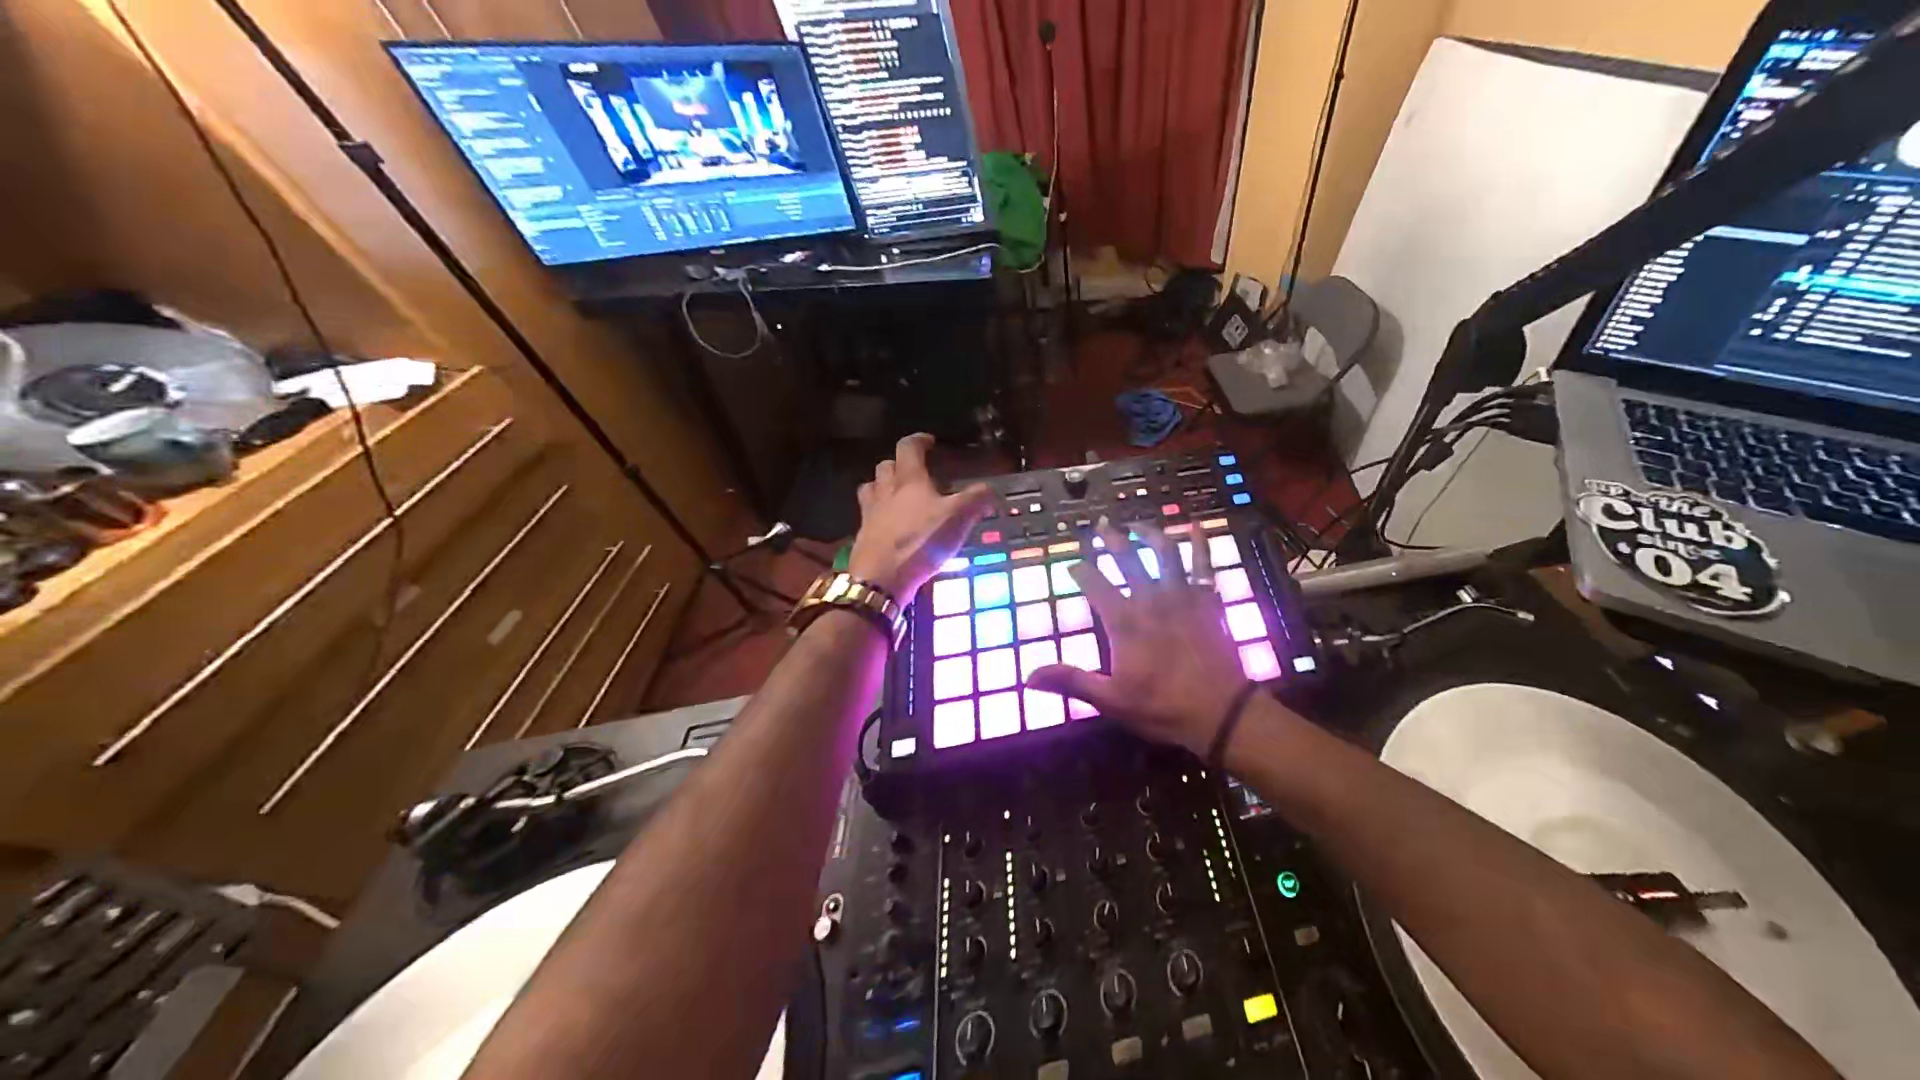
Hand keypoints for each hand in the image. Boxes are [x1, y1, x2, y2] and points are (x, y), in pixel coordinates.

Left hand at [848, 434, 994, 599]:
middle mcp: (885, 490)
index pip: (909, 447)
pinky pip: (868, 515)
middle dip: (899, 463)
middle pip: (886, 466)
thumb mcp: (958, 518)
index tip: (929, 442)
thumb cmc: (920, 541)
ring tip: (898, 495)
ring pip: (871, 488)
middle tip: (915, 472)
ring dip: (883, 486)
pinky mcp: (863, 535)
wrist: (880, 578)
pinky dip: (879, 513)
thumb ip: (976, 500)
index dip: (919, 440)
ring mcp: (870, 513)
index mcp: (909, 479)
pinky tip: (890, 525)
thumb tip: (991, 489)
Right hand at [1026, 518, 1252, 755]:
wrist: (1223, 713)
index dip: (1080, 571)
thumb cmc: (1163, 708)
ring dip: (1150, 534)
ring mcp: (1183, 597)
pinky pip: (1203, 564)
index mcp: (1125, 622)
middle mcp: (1151, 600)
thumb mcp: (1111, 700)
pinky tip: (1193, 526)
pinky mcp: (1208, 602)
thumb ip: (1071, 682)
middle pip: (1128, 558)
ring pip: (1165, 553)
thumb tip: (1028, 678)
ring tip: (1138, 525)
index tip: (1072, 564)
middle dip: (1112, 539)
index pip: (1094, 584)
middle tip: (1102, 526)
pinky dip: (1198, 543)